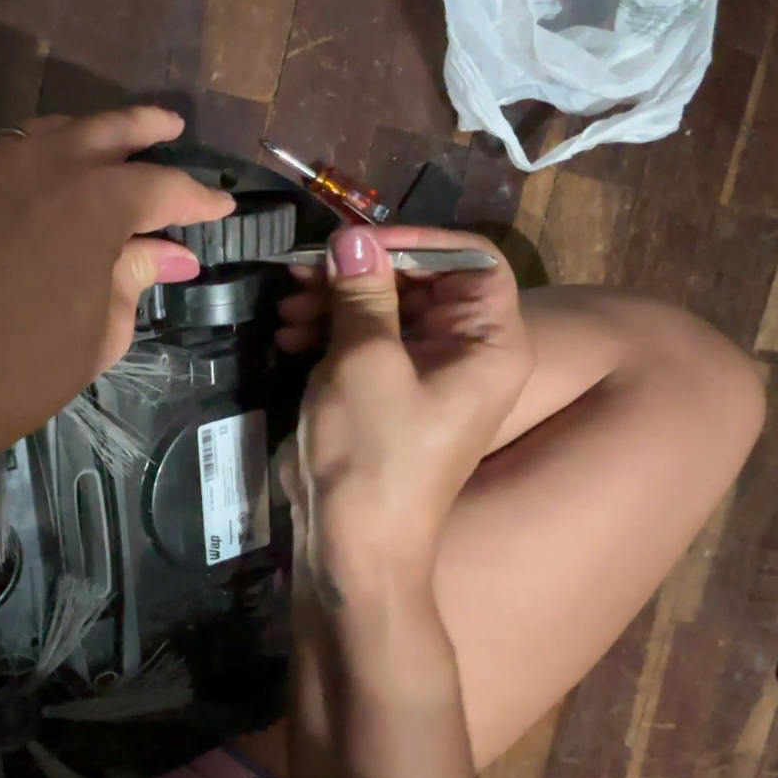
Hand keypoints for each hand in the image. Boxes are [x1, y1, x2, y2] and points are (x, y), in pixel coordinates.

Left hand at [0, 107, 234, 503]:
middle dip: (145, 126)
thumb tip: (171, 254)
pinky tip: (19, 190)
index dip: (197, 198)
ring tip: (97, 149)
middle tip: (169, 129)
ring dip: (77, 139)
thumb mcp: (103, 328)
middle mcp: (39, 163)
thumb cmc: (28, 369)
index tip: (220, 206)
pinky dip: (15, 171)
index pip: (162, 186)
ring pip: (41, 135)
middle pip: (105, 128)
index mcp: (94, 199)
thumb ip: (136, 275)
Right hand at [281, 225, 532, 574]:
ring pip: (386, 309)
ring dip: (336, 301)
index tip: (353, 244)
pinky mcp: (390, 391)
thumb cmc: (373, 450)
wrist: (355, 540)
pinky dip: (331, 330)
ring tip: (287, 307)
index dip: (414, 241)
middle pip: (421, 283)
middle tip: (303, 270)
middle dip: (360, 272)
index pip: (469, 261)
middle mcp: (467, 352)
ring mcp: (426, 373)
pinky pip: (367, 341)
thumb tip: (350, 236)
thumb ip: (362, 291)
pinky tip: (290, 334)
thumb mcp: (364, 361)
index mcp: (490, 343)